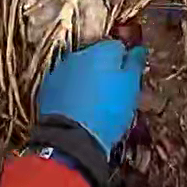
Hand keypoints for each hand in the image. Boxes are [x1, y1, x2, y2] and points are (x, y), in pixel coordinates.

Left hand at [36, 40, 146, 154]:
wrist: (72, 139)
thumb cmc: (109, 111)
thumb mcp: (131, 87)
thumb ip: (136, 63)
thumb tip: (138, 50)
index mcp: (103, 50)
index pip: (119, 46)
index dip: (126, 63)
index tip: (129, 79)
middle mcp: (80, 55)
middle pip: (99, 56)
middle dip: (107, 70)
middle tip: (116, 93)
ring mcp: (61, 70)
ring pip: (81, 70)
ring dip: (89, 80)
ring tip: (98, 103)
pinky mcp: (48, 88)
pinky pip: (66, 84)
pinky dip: (73, 92)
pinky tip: (81, 108)